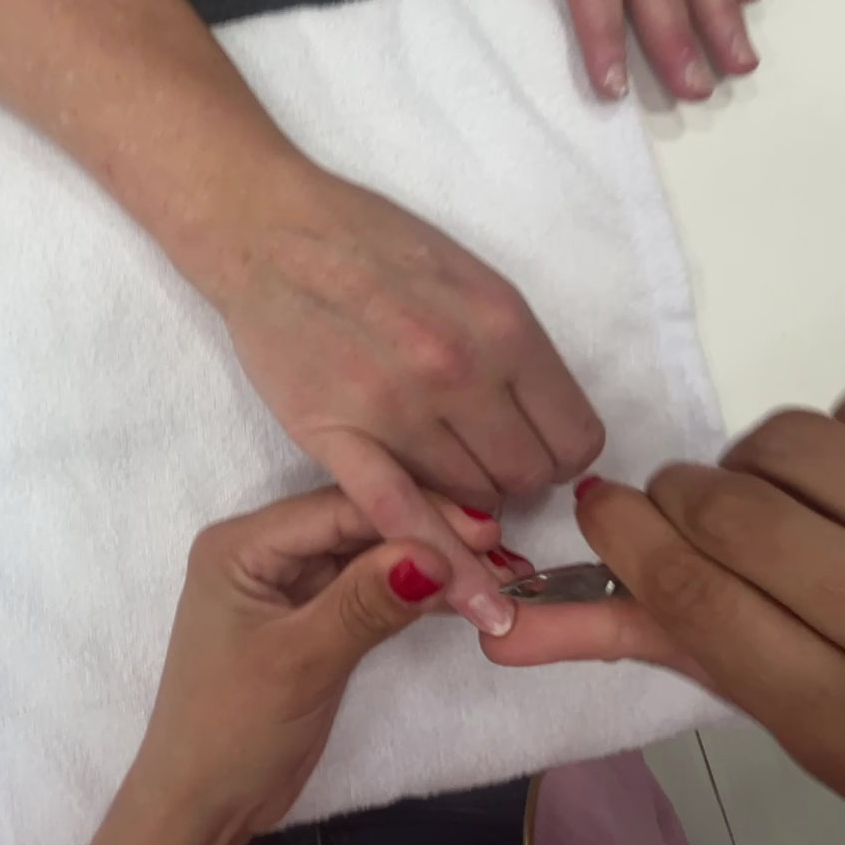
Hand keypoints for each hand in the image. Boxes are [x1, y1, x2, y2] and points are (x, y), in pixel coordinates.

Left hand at [69, 490, 484, 844]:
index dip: (407, 515)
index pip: (334, 510)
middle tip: (500, 550)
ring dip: (426, 566)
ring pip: (366, 555)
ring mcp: (289, 580)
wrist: (205, 803)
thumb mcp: (300, 662)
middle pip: (353, 525)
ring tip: (498, 572)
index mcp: (241, 543)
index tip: (481, 531)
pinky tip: (461, 596)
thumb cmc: (234, 728)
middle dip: (424, 538)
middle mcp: (264, 548)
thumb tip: (436, 555)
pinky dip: (411, 594)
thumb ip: (364, 604)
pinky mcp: (312, 612)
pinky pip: (367, 588)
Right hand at [203, 166, 602, 637]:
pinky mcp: (334, 436)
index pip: (573, 436)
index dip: (559, 454)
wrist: (270, 235)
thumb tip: (537, 418)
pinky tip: (476, 608)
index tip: (534, 451)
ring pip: (470, 501)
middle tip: (480, 458)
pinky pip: (399, 517)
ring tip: (436, 468)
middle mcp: (460, 372)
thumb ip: (511, 345)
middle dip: (514, 479)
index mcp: (503, 324)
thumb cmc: (367, 240)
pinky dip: (444, 569)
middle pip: (525, 476)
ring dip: (468, 501)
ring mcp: (396, 409)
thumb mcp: (465, 271)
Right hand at [483, 389, 844, 829]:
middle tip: (700, 508)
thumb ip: (645, 647)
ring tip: (789, 497)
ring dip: (758, 462)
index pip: (695, 602)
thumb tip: (502, 632)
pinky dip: (842, 434)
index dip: (627, 538)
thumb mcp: (781, 706)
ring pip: (794, 445)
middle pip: (734, 516)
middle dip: (686, 496)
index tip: (605, 507)